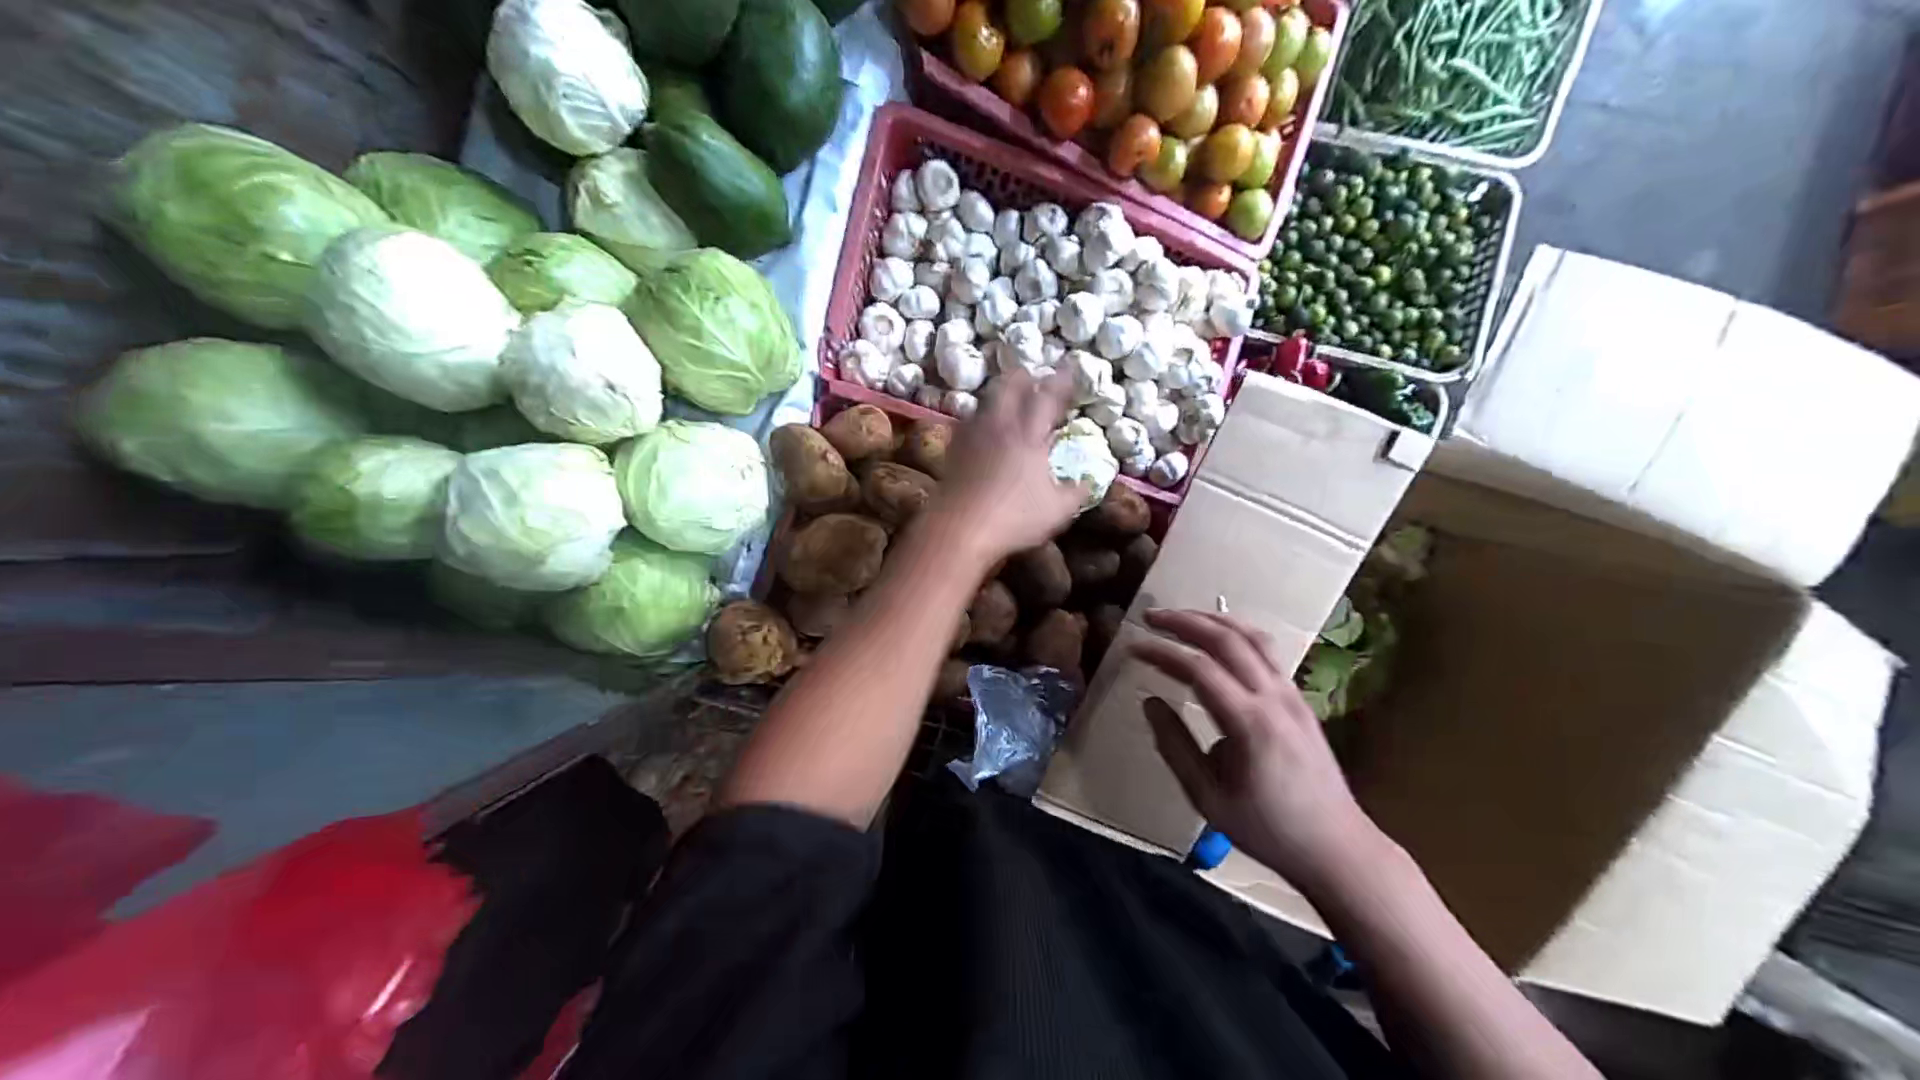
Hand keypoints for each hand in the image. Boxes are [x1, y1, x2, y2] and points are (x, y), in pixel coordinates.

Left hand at [928, 369, 1084, 562]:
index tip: (1069, 372)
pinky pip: (969, 421)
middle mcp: (1001, 426)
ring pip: (987, 400)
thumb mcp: (1057, 510)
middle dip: (1024, 378)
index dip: (1060, 382)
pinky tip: (983, 426)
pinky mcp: (954, 449)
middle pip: (1010, 387)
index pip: (1047, 397)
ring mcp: (974, 435)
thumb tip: (1088, 481)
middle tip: (1033, 377)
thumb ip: (1076, 492)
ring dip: (1000, 394)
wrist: (959, 527)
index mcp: (1029, 435)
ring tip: (1008, 397)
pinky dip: (981, 416)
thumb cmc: (1014, 518)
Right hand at [1131, 609, 1384, 891]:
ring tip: (1181, 618)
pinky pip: (1267, 652)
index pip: (1198, 668)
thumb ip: (1175, 746)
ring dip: (1213, 620)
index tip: (1132, 647)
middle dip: (1185, 621)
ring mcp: (1292, 695)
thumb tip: (1150, 702)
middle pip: (1227, 640)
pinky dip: (1236, 634)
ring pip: (1253, 637)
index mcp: (1250, 724)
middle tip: (1150, 616)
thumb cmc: (1267, 829)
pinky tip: (1218, 640)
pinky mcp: (1300, 700)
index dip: (1161, 652)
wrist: (1336, 847)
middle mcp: (1274, 698)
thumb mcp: (1208, 798)